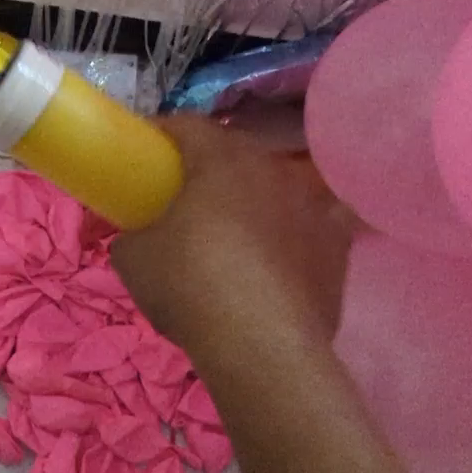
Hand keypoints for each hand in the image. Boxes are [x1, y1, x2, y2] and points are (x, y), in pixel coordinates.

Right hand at [111, 117, 356, 351]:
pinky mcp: (339, 246)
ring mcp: (313, 206)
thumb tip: (140, 236)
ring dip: (253, 197)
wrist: (260, 347)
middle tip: (184, 196)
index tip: (145, 154)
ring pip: (275, 187)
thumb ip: (133, 233)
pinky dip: (293, 233)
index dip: (162, 134)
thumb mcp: (132, 257)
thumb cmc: (188, 286)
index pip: (187, 125)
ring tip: (233, 231)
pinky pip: (310, 226)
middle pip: (234, 152)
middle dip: (208, 166)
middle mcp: (272, 170)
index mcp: (221, 160)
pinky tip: (278, 257)